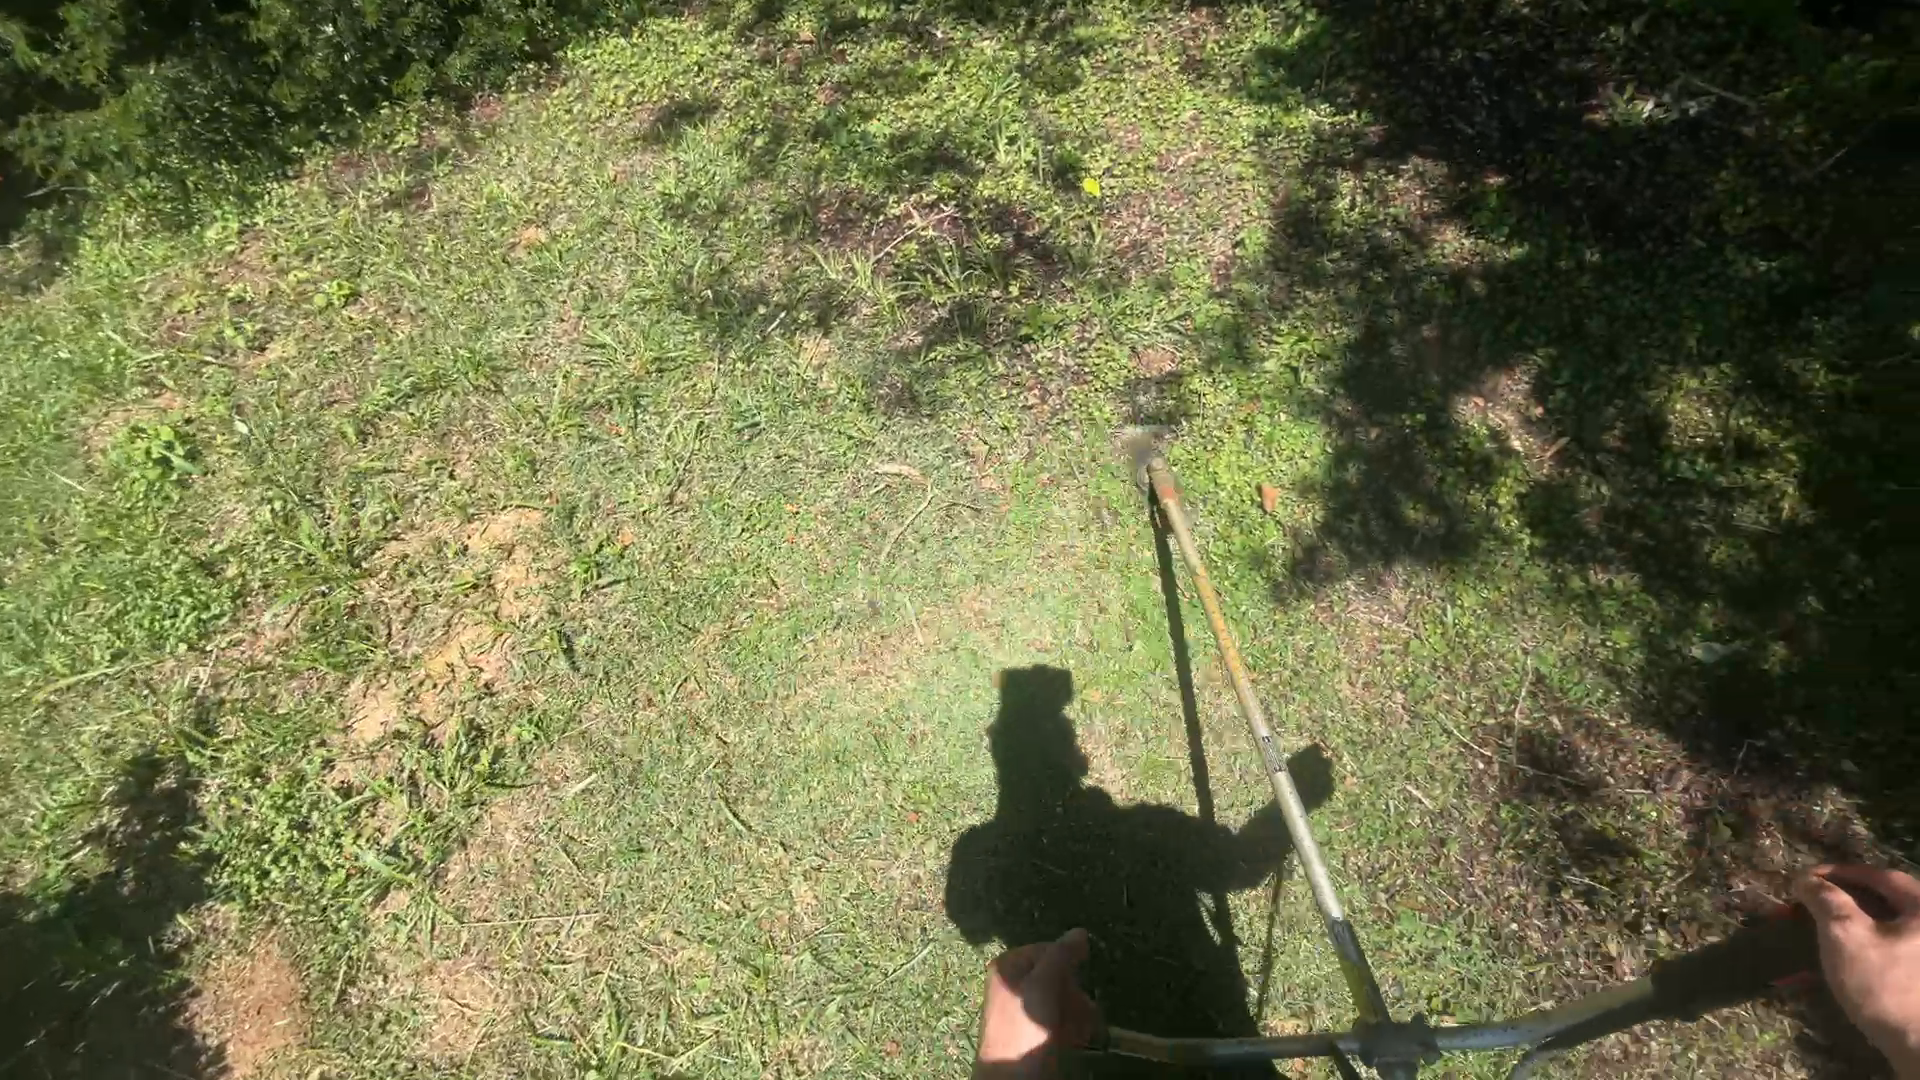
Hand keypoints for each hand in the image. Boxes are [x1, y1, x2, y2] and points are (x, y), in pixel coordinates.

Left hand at [973, 928, 1096, 1078]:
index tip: (1080, 984)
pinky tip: (1078, 1040)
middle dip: (1074, 995)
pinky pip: (1055, 1021)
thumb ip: (1060, 956)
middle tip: (1087, 1012)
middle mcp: (1012, 984)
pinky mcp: (1030, 1035)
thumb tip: (1080, 931)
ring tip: (1085, 1030)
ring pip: (1058, 1000)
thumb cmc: (1024, 1029)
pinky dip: (1070, 1027)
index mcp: (1008, 966)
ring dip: (1077, 1013)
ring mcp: (1021, 1011)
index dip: (1067, 967)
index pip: (1047, 952)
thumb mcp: (1043, 987)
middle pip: (1055, 977)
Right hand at [1797, 865, 1919, 1078]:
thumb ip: (1824, 898)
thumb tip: (1808, 880)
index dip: (1840, 872)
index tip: (1805, 878)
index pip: (1883, 877)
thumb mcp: (1842, 932)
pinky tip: (1852, 958)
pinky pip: (1902, 950)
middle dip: (1847, 899)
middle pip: (1892, 902)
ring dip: (1857, 923)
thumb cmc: (1884, 982)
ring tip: (1825, 931)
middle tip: (1811, 904)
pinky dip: (1873, 946)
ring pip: (1895, 928)